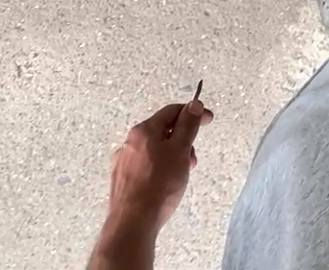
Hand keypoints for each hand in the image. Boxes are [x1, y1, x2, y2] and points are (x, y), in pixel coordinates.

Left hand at [90, 100, 213, 269]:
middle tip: (192, 159)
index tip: (208, 120)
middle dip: (182, 140)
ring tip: (179, 176)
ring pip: (154, 150)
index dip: (193, 113)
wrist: (132, 224)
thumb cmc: (159, 185)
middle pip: (163, 131)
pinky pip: (144, 167)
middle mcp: (129, 142)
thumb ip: (188, 125)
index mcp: (144, 130)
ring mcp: (122, 163)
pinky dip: (158, 169)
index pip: (172, 111)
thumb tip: (194, 104)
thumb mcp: (181, 150)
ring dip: (171, 156)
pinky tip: (163, 185)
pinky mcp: (120, 182)